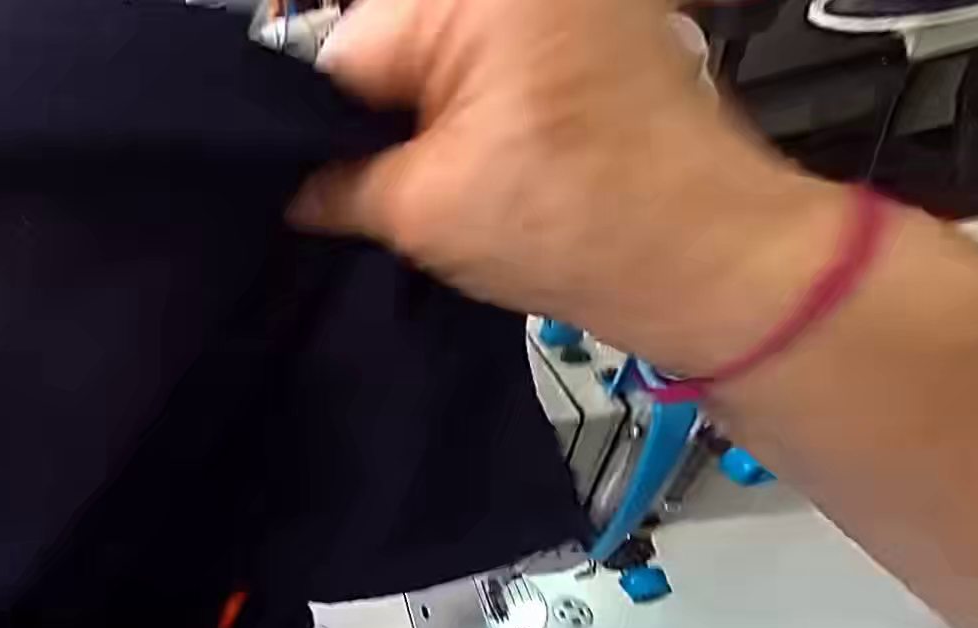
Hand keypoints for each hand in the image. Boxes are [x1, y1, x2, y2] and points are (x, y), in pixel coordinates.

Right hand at [291, 0, 845, 375]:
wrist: (687, 254)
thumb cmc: (568, 221)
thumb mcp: (414, 208)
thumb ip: (331, 190)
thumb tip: (290, 193)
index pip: (341, 49)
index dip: (309, 125)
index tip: (300, 183)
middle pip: (384, 57)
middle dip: (358, 132)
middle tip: (350, 197)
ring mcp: (552, 11)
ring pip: (423, 77)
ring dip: (401, 137)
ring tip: (406, 193)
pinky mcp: (569, 45)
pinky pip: (469, 83)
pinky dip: (443, 132)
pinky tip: (442, 179)